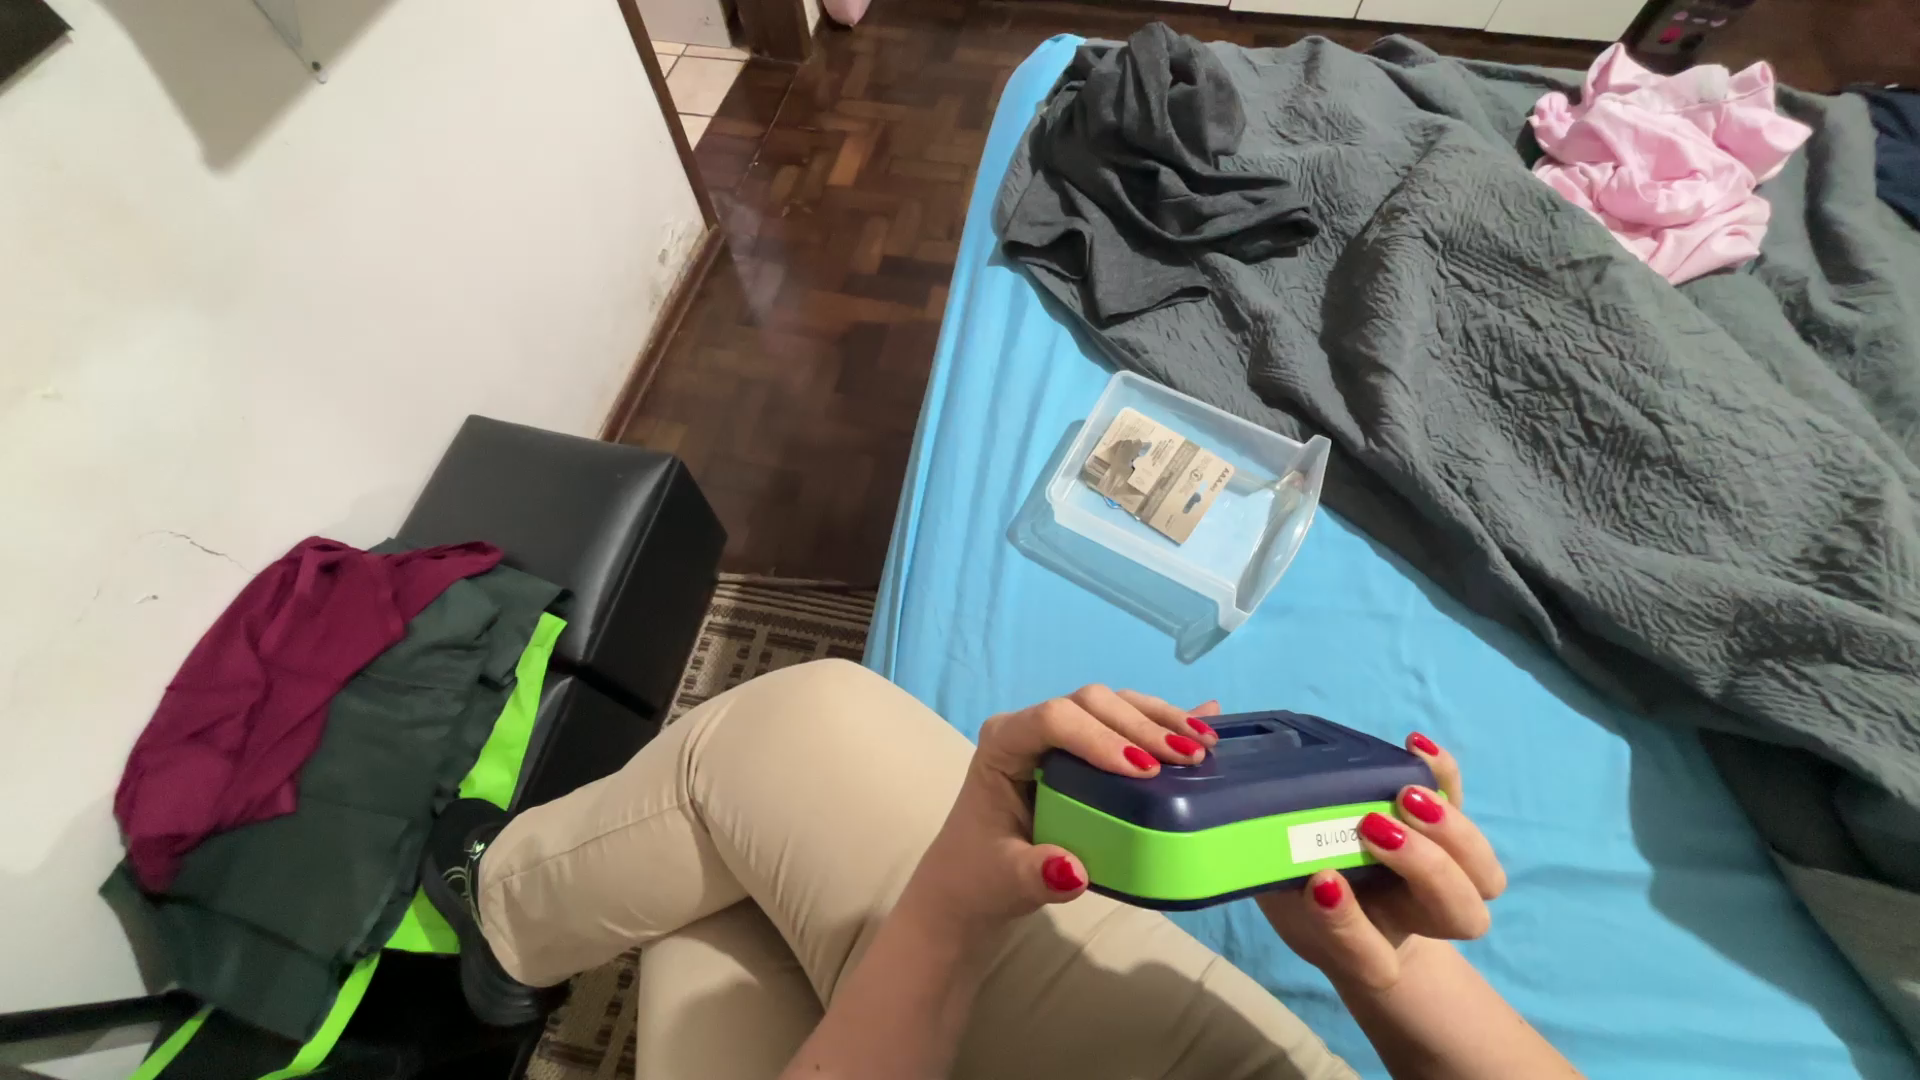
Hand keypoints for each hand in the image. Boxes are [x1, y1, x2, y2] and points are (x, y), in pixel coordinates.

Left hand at [900, 686, 1221, 935]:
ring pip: (1114, 704)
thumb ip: (1033, 874)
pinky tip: (1206, 722)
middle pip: (1090, 703)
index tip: (1143, 770)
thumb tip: (1073, 870)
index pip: (1052, 719)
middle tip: (1188, 758)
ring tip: (1203, 745)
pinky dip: (1163, 724)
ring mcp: (1063, 733)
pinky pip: (1127, 724)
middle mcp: (1033, 727)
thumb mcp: (1003, 881)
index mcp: (1005, 743)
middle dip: (1140, 725)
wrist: (978, 880)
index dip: (1098, 737)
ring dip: (1160, 719)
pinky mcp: (1087, 747)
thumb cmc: (982, 874)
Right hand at [1256, 734, 1505, 991]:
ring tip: (1405, 791)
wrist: (1351, 913)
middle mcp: (1416, 916)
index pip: (1373, 958)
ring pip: (1481, 871)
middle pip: (1458, 913)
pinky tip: (1415, 745)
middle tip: (1373, 825)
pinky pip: (1460, 803)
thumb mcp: (1280, 902)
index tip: (1320, 880)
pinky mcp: (1438, 830)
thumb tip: (1233, 831)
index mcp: (1369, 948)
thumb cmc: (1304, 906)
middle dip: (1424, 867)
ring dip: (1449, 829)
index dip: (1350, 925)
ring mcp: (1440, 875)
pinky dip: (1444, 774)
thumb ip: (1268, 877)